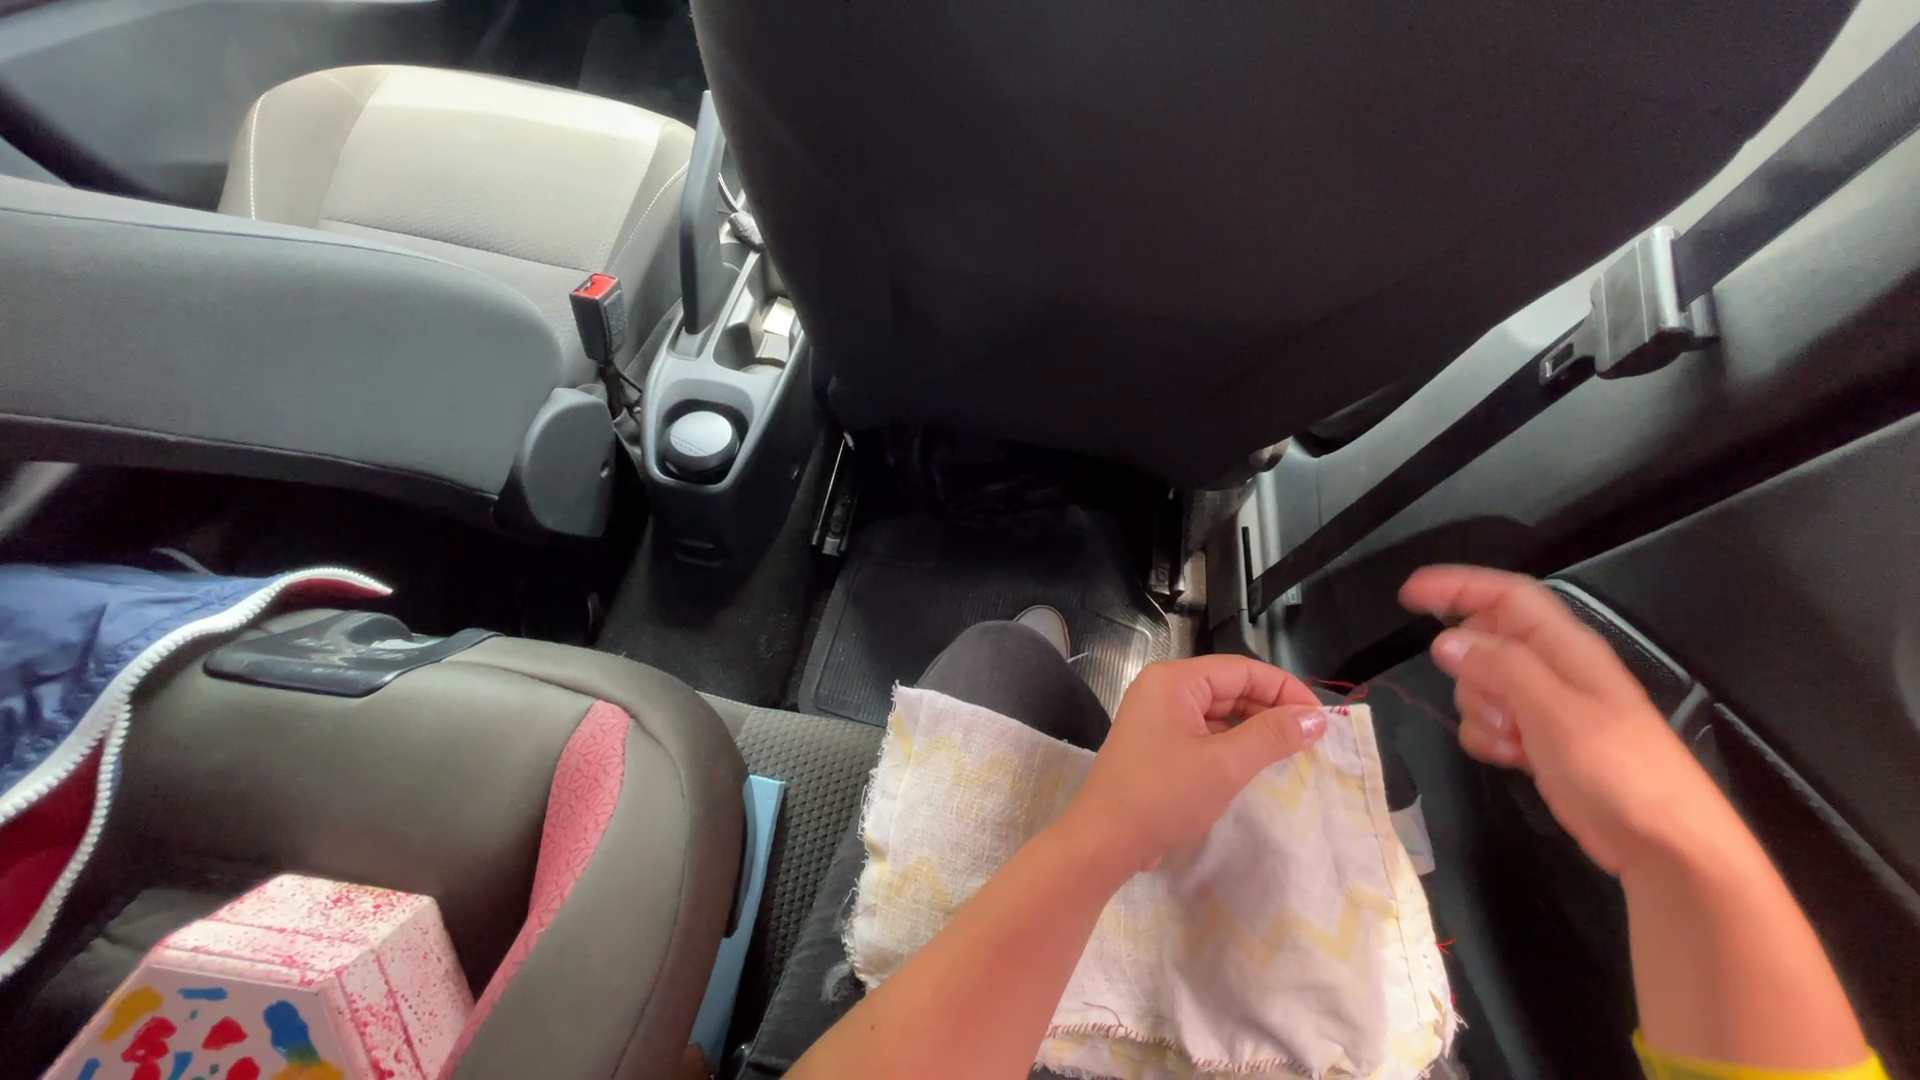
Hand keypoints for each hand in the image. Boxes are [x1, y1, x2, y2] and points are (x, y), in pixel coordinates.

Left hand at [1060, 656, 1327, 874]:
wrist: (1104, 840)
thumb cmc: (1163, 795)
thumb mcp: (1225, 764)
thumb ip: (1272, 735)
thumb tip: (1316, 717)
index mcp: (1173, 680)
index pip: (1241, 670)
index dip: (1284, 689)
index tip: (1321, 719)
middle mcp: (1163, 689)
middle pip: (1230, 687)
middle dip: (1271, 709)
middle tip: (1312, 740)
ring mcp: (1158, 717)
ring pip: (1219, 712)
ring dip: (1254, 728)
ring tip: (1292, 752)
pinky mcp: (1158, 744)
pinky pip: (1204, 733)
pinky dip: (1232, 745)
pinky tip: (1257, 765)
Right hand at [1399, 565, 1740, 875]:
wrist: (1666, 848)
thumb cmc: (1620, 772)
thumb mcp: (1555, 711)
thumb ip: (1499, 667)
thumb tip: (1446, 640)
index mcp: (1566, 648)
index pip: (1505, 596)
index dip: (1457, 586)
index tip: (1409, 594)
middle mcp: (1554, 669)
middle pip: (1484, 641)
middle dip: (1468, 668)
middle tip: (1486, 700)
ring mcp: (1546, 706)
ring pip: (1480, 684)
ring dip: (1478, 709)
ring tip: (1510, 738)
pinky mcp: (1539, 740)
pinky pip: (1489, 722)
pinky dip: (1487, 737)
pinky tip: (1511, 758)